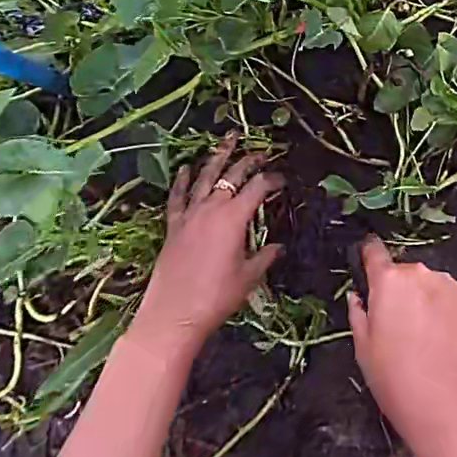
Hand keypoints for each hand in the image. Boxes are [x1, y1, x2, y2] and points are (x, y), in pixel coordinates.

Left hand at [131, 136, 283, 358]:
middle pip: (233, 175)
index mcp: (234, 218)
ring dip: (218, 157)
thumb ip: (265, 257)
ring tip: (228, 141)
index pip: (258, 187)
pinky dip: (182, 181)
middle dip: (249, 160)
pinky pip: (178, 197)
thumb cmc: (215, 298)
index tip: (283, 181)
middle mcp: (212, 208)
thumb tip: (278, 247)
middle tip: (261, 153)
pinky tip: (186, 168)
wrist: (173, 316)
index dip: (273, 180)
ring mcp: (190, 215)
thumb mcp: (248, 278)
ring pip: (205, 177)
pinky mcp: (174, 226)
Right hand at [346, 235, 456, 423]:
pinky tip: (442, 337)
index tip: (369, 262)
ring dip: (423, 298)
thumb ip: (357, 313)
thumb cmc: (397, 379)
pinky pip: (450, 295)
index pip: (374, 251)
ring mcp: (447, 284)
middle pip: (403, 272)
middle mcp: (418, 274)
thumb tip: (357, 296)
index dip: (369, 256)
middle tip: (398, 324)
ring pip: (428, 283)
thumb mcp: (363, 349)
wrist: (448, 404)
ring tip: (423, 335)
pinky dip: (445, 309)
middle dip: (399, 290)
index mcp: (388, 281)